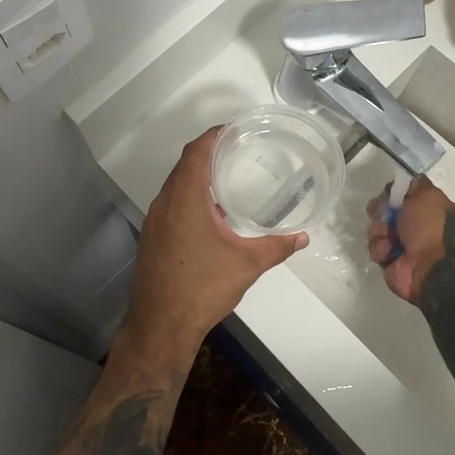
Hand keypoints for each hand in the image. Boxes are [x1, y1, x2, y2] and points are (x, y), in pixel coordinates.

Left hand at [119, 128, 308, 362]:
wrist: (160, 324)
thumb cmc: (202, 288)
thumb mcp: (246, 265)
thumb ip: (276, 247)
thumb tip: (303, 237)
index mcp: (185, 198)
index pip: (196, 152)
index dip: (213, 136)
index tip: (232, 130)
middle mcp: (164, 203)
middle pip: (184, 166)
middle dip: (207, 154)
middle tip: (235, 151)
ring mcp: (154, 221)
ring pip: (175, 187)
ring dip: (197, 178)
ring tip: (226, 179)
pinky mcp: (151, 238)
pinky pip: (170, 205)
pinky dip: (188, 199)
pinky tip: (210, 215)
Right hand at [367, 176, 454, 304]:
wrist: (429, 268)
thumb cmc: (430, 230)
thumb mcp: (429, 197)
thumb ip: (417, 184)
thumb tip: (406, 182)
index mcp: (427, 209)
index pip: (400, 193)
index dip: (392, 192)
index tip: (390, 195)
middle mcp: (414, 224)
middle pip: (384, 208)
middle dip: (380, 210)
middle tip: (384, 216)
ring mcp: (400, 242)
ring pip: (376, 226)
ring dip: (380, 231)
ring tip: (391, 239)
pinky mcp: (388, 258)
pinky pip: (374, 245)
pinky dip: (380, 248)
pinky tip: (389, 253)